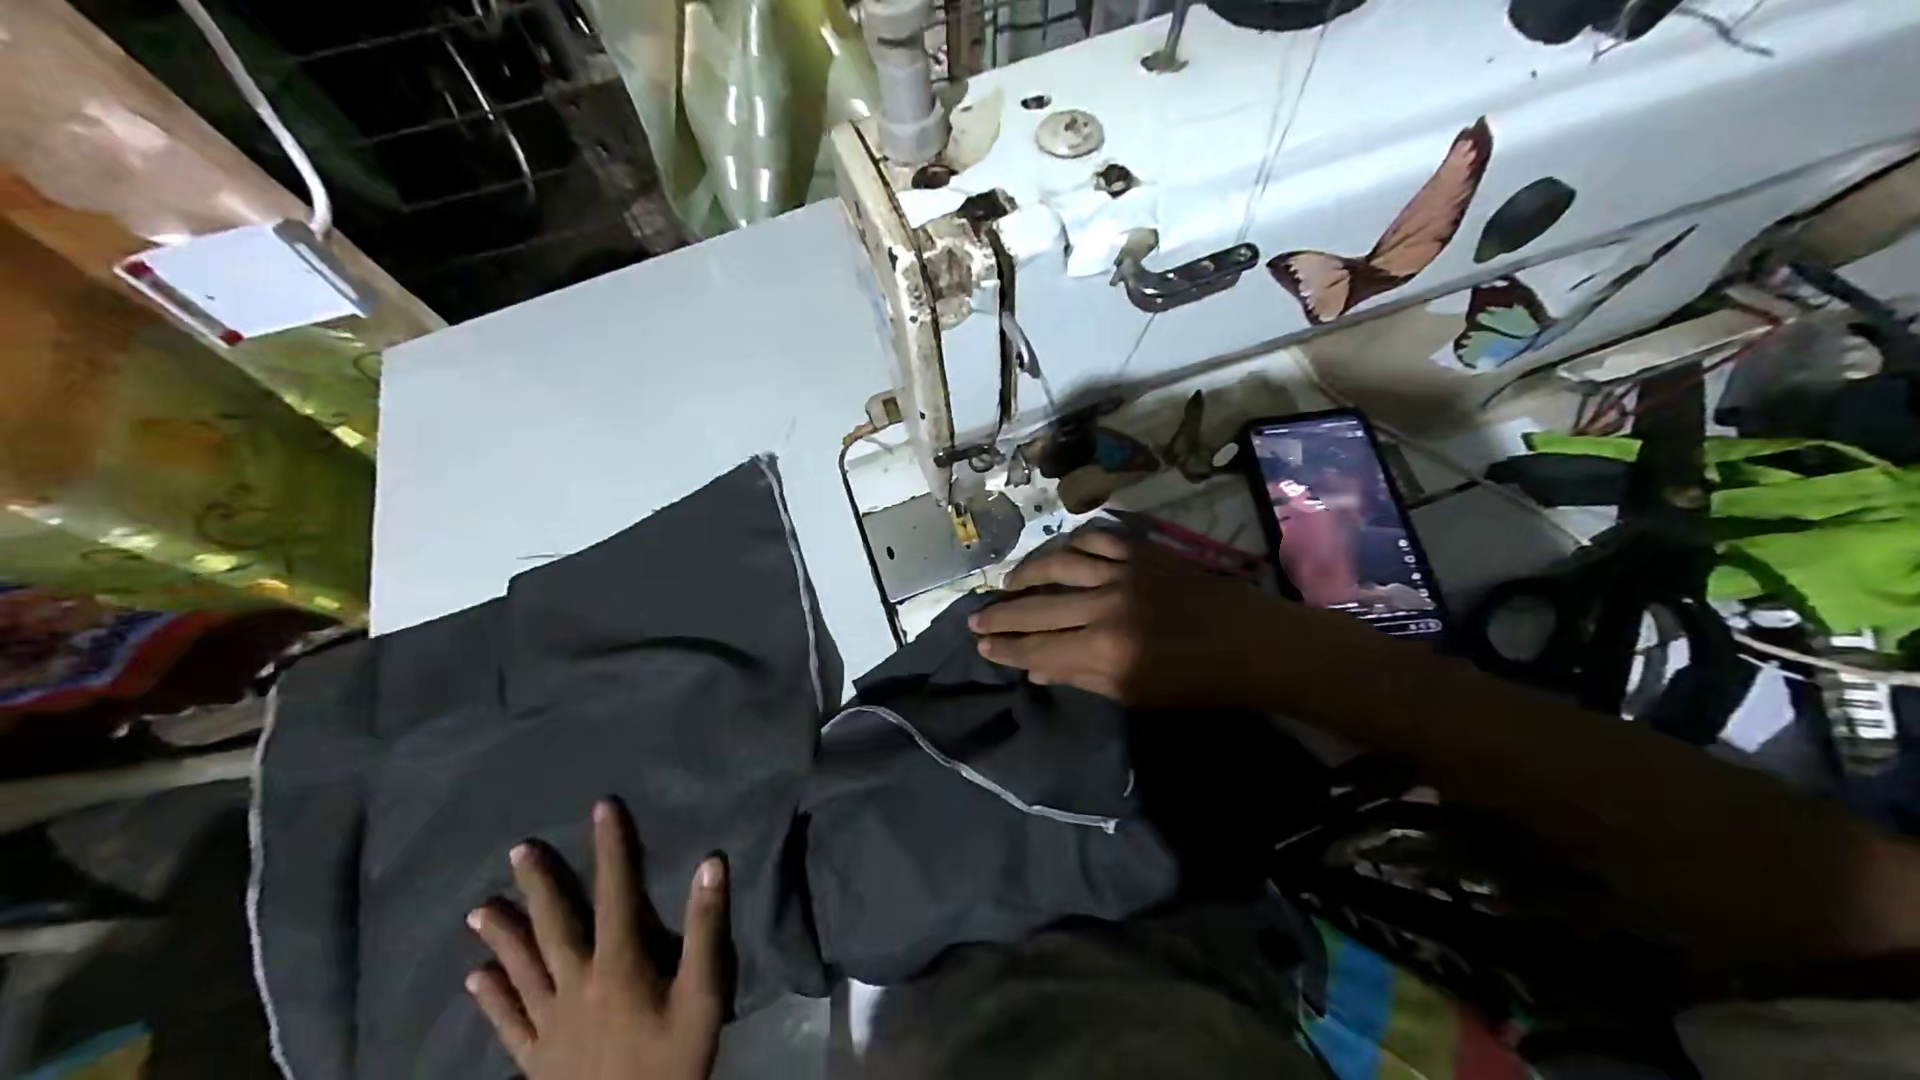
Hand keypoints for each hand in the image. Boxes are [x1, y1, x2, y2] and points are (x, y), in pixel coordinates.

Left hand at [465, 800, 727, 1079]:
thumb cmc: (674, 1062)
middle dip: (540, 883)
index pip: (616, 892)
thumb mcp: (704, 996)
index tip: (602, 807)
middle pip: (554, 925)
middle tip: (518, 849)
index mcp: (618, 966)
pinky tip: (474, 979)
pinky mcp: (534, 1060)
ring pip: (521, 969)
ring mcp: (548, 1025)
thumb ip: (707, 929)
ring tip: (479, 908)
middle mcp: (575, 986)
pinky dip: (491, 999)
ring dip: (502, 935)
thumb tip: (710, 862)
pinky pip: (508, 1023)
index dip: (611, 847)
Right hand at [970, 528, 1342, 707]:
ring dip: (1026, 574)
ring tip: (1007, 584)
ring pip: (1057, 564)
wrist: (1252, 643)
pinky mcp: (1141, 552)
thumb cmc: (1195, 682)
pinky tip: (1055, 556)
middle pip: (1037, 607)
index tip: (981, 645)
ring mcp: (1123, 572)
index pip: (1037, 648)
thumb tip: (1034, 668)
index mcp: (1104, 650)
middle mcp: (1105, 606)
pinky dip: (1069, 546)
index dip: (1006, 648)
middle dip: (1000, 615)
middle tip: (975, 617)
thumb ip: (1080, 676)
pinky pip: (1093, 540)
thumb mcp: (1134, 694)